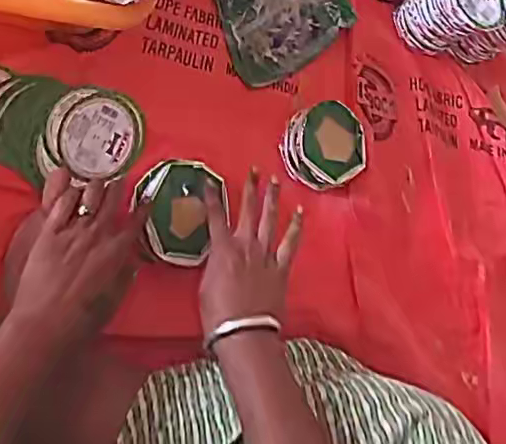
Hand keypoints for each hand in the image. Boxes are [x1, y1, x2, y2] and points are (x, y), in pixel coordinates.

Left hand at [5, 170, 145, 351]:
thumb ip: (125, 275)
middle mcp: (98, 233)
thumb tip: (133, 260)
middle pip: (112, 198)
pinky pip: (63, 201)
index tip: (146, 197)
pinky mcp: (50, 231)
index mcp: (116, 251)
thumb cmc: (81, 322)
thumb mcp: (113, 300)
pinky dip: (70, 192)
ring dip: (96, 186)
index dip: (143, 207)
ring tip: (96, 184)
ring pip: (90, 193)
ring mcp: (73, 229)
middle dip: (118, 185)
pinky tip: (72, 192)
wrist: (43, 327)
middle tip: (119, 180)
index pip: (135, 221)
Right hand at [200, 171, 303, 334]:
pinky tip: (299, 212)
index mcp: (223, 248)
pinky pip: (290, 243)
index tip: (209, 181)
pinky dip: (295, 226)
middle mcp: (245, 244)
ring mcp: (265, 254)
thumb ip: (213, 263)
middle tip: (254, 170)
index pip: (215, 215)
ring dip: (271, 198)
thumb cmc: (218, 315)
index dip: (211, 197)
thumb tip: (218, 255)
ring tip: (274, 181)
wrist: (244, 334)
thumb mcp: (205, 285)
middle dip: (250, 188)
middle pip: (248, 209)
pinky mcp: (281, 267)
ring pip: (269, 219)